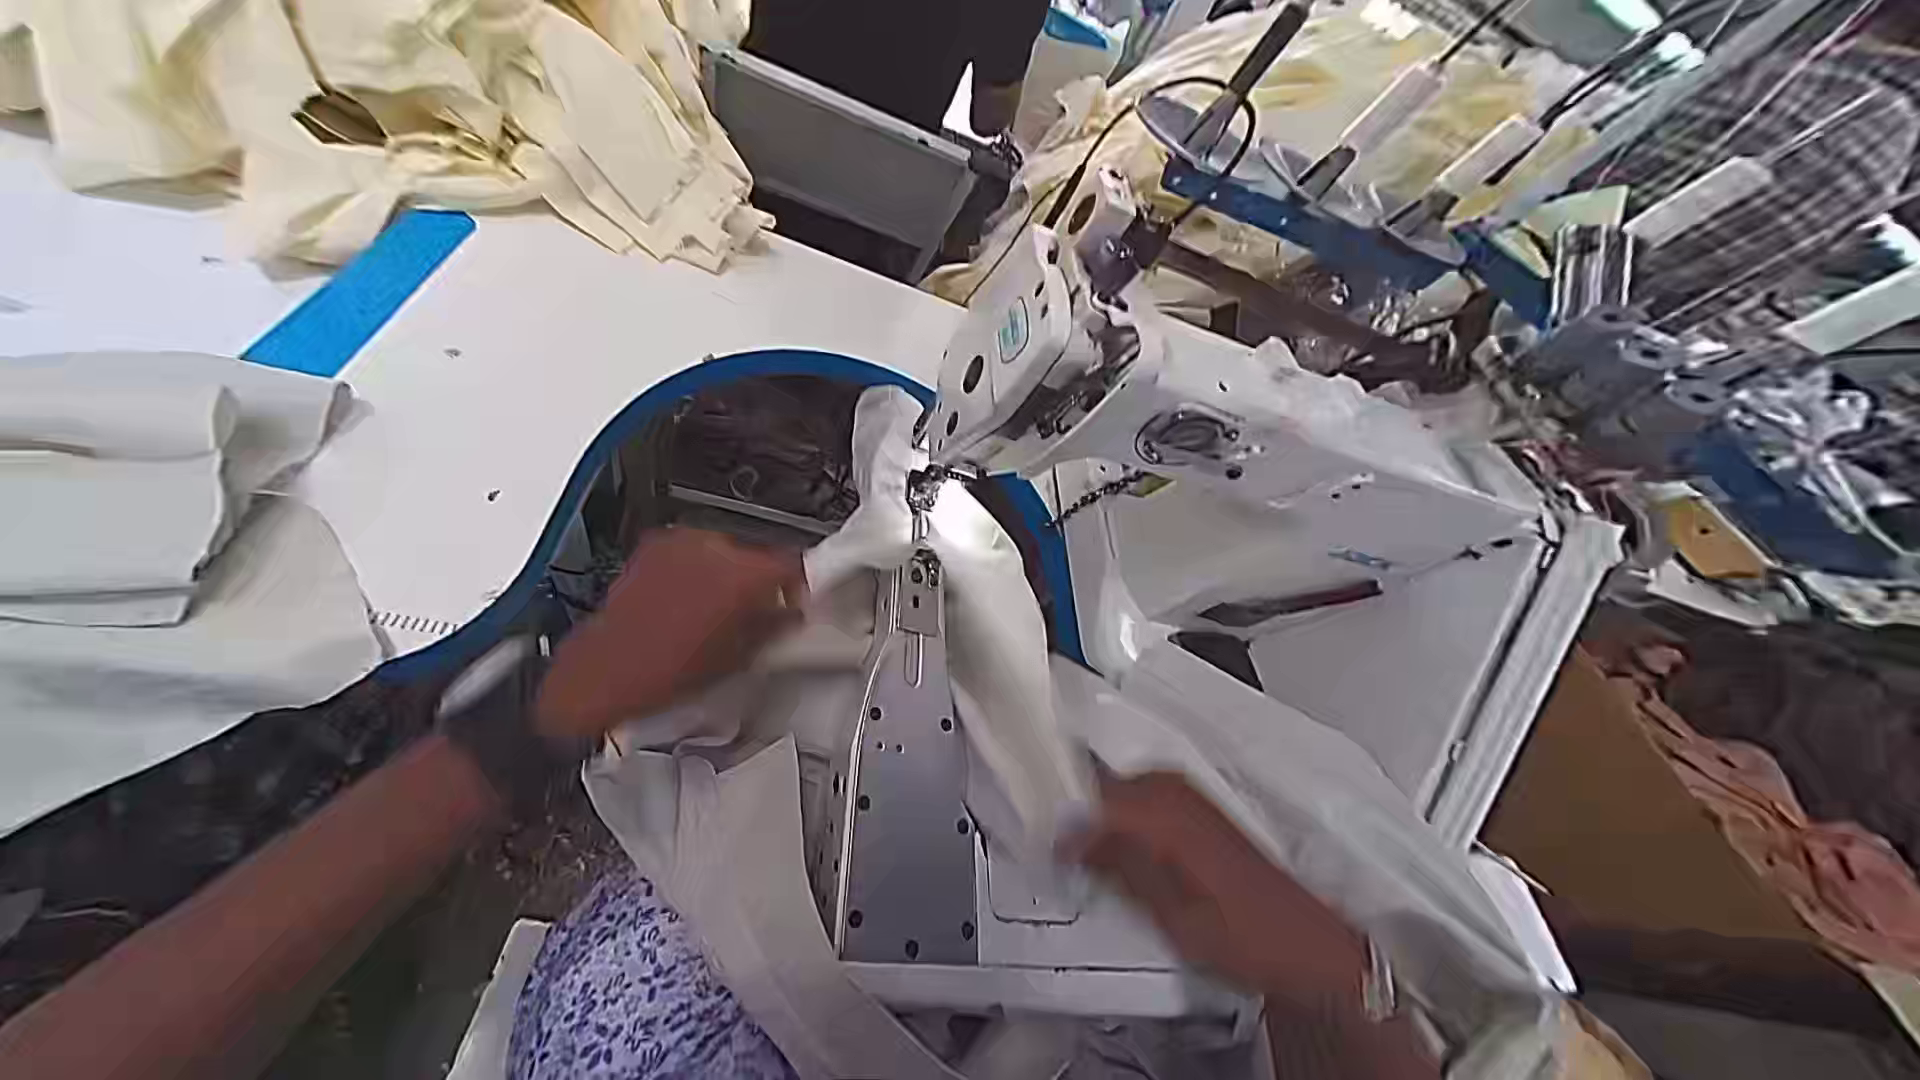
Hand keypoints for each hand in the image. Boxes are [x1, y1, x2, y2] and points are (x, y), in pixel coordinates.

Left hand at [534, 529, 803, 738]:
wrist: (606, 673)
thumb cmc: (665, 671)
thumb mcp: (741, 656)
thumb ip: (774, 624)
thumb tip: (787, 614)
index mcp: (742, 574)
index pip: (791, 563)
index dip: (800, 582)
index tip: (797, 595)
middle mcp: (713, 548)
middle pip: (757, 556)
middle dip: (761, 581)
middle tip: (758, 610)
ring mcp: (681, 544)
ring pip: (725, 551)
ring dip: (729, 573)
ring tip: (719, 609)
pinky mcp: (655, 547)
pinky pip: (692, 552)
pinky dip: (699, 569)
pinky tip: (692, 601)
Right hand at [1072, 771, 1369, 1014]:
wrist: (1300, 939)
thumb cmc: (1247, 932)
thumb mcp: (1166, 914)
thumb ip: (1112, 865)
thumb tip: (1067, 838)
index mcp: (1160, 811)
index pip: (1084, 796)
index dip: (1053, 816)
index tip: (1036, 839)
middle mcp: (1170, 789)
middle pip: (1095, 788)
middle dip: (1070, 816)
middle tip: (1051, 848)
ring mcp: (1179, 791)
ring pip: (1113, 792)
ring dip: (1092, 818)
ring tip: (1080, 856)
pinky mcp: (1187, 801)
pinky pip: (1133, 798)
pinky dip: (1116, 819)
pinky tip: (1114, 851)